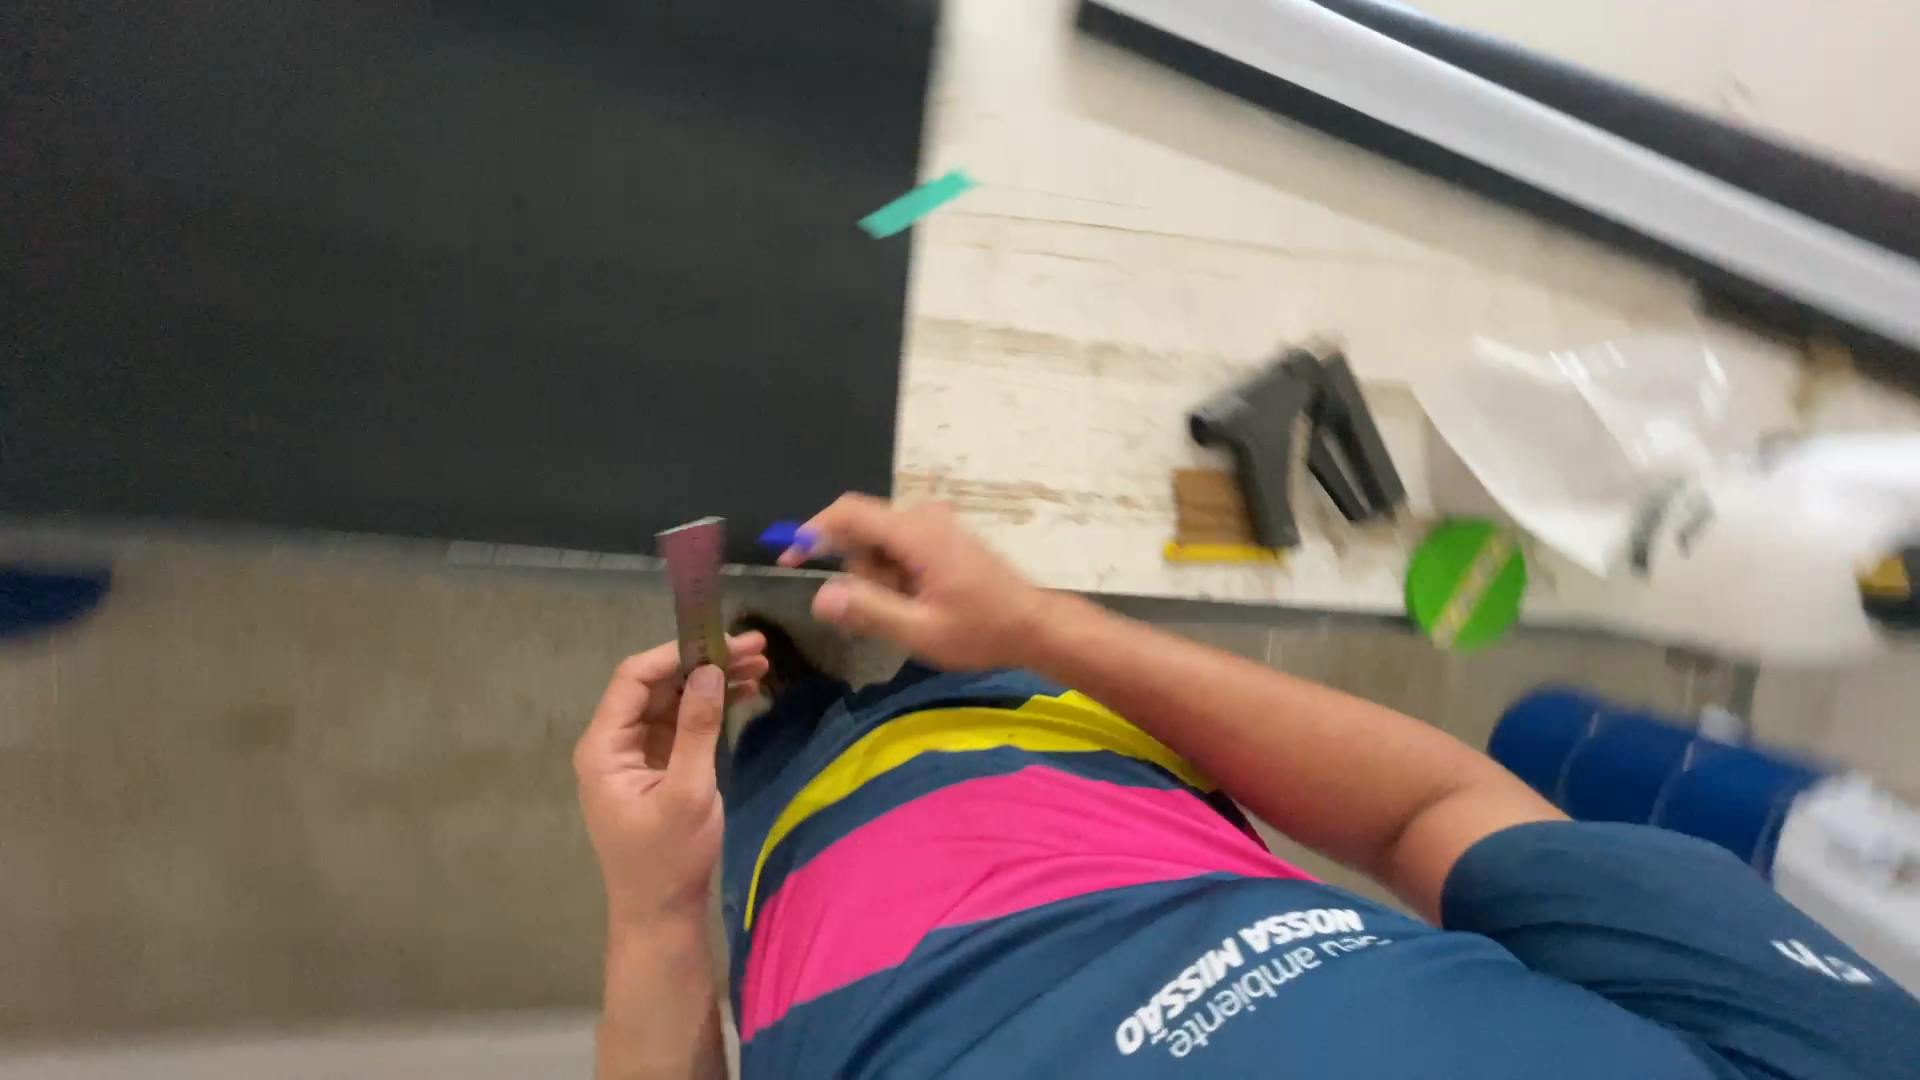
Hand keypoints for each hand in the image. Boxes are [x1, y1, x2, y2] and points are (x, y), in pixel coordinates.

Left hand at [574, 635, 767, 931]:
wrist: (662, 912)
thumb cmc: (668, 857)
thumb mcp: (688, 791)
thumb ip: (697, 728)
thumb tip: (710, 671)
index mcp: (605, 746)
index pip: (635, 678)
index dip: (678, 652)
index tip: (725, 642)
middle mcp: (616, 741)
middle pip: (658, 683)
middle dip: (705, 661)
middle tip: (755, 647)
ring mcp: (638, 750)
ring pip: (674, 697)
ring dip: (714, 679)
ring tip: (761, 664)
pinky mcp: (659, 762)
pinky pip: (684, 719)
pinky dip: (713, 704)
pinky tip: (747, 692)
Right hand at [778, 494, 1051, 670]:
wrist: (1033, 626)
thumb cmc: (981, 630)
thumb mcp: (921, 630)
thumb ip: (868, 611)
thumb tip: (819, 597)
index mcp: (916, 532)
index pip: (849, 512)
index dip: (812, 532)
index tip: (791, 560)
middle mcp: (924, 517)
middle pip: (863, 530)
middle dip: (861, 571)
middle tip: (887, 611)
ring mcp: (937, 524)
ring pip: (880, 542)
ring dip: (881, 578)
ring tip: (912, 612)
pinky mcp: (944, 536)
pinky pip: (901, 546)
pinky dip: (897, 575)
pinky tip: (919, 602)